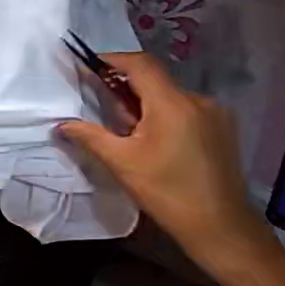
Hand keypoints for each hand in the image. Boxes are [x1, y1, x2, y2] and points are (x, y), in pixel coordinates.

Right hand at [59, 51, 273, 275]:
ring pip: (169, 97)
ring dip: (143, 104)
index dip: (113, 60)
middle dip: (124, 86)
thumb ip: (90, 137)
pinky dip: (162, 115)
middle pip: (155, 80)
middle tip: (99, 103)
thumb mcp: (121, 163)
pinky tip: (150, 140)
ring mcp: (214, 114)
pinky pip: (184, 110)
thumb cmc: (166, 192)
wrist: (220, 225)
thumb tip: (63, 124)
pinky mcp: (221, 129)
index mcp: (172, 103)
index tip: (89, 66)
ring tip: (124, 129)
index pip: (140, 64)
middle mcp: (197, 100)